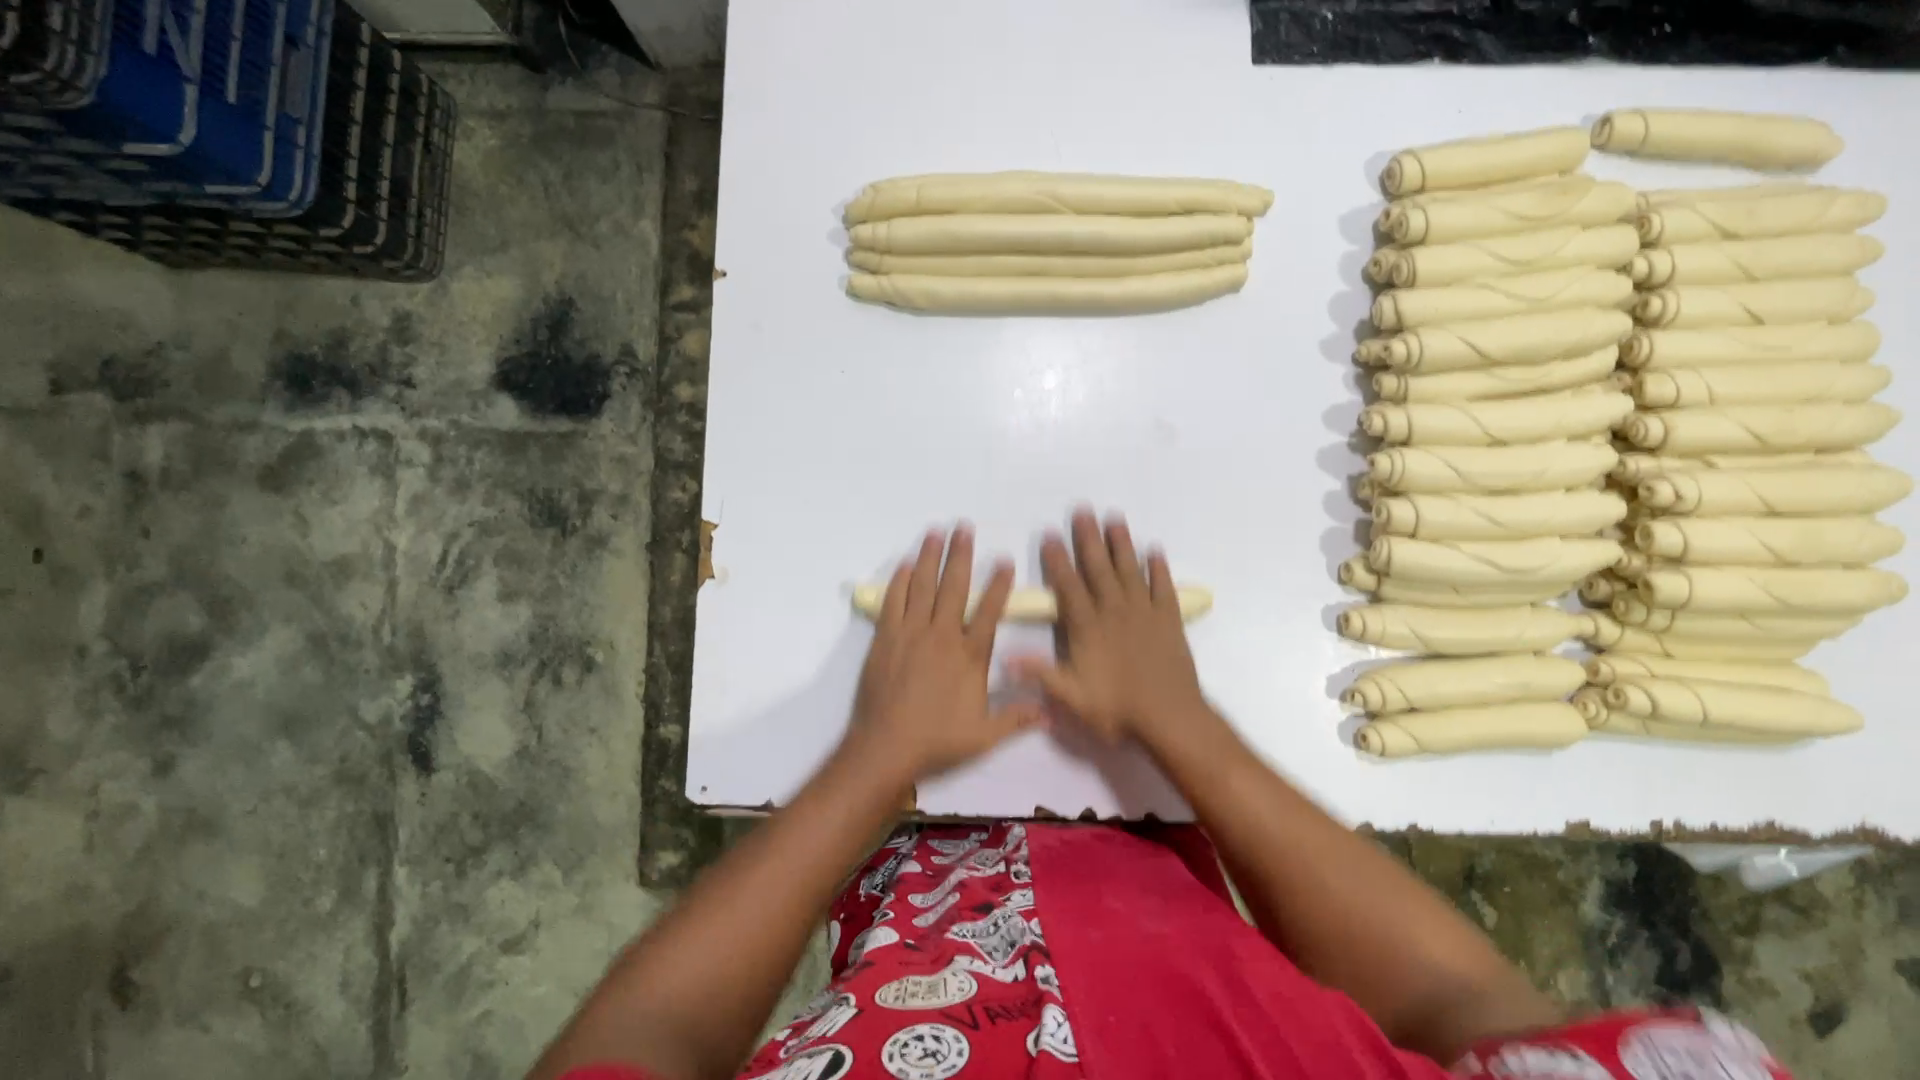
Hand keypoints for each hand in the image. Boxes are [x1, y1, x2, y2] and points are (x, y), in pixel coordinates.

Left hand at [845, 525, 1042, 781]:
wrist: (885, 746)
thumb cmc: (936, 742)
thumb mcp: (984, 737)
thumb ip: (1015, 719)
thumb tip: (1049, 713)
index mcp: (970, 656)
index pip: (989, 611)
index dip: (998, 585)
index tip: (1004, 561)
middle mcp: (942, 636)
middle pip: (954, 587)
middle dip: (961, 555)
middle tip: (964, 527)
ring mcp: (910, 634)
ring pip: (923, 587)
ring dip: (930, 557)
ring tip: (936, 532)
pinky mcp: (884, 639)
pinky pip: (894, 601)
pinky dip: (900, 581)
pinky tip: (907, 565)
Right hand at [1011, 508, 1206, 743]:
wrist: (1170, 718)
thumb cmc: (1117, 710)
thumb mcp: (1071, 698)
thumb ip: (1041, 673)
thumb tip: (1005, 657)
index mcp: (1087, 628)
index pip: (1068, 586)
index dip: (1057, 560)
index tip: (1049, 535)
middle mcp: (1114, 611)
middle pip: (1099, 568)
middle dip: (1088, 538)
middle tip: (1083, 510)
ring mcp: (1144, 613)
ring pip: (1130, 570)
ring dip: (1121, 544)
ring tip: (1114, 518)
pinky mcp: (1170, 621)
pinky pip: (1163, 588)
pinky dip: (1159, 569)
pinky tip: (1154, 551)